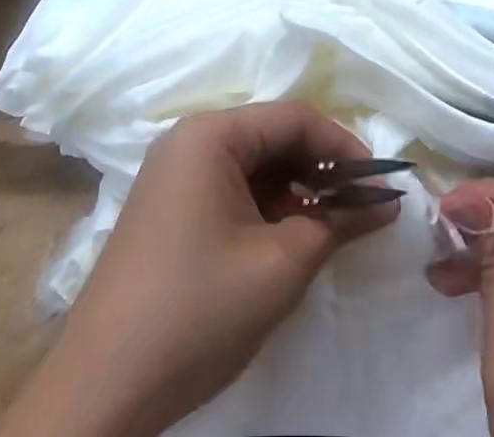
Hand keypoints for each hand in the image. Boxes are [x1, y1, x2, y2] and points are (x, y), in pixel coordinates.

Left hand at [0, 102, 398, 436]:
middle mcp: (186, 141)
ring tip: (329, 228)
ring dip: (294, 189)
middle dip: (319, 168)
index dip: (342, 146)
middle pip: (270, 136)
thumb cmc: (200, 307)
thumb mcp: (281, 264)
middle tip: (361, 210)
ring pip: (250, 163)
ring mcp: (172, 173)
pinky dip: (264, 204)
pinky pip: (228, 186)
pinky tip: (287, 236)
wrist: (110, 375)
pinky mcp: (168, 204)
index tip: (381, 186)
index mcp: (209, 136)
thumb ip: (338, 222)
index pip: (292, 118)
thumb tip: (384, 203)